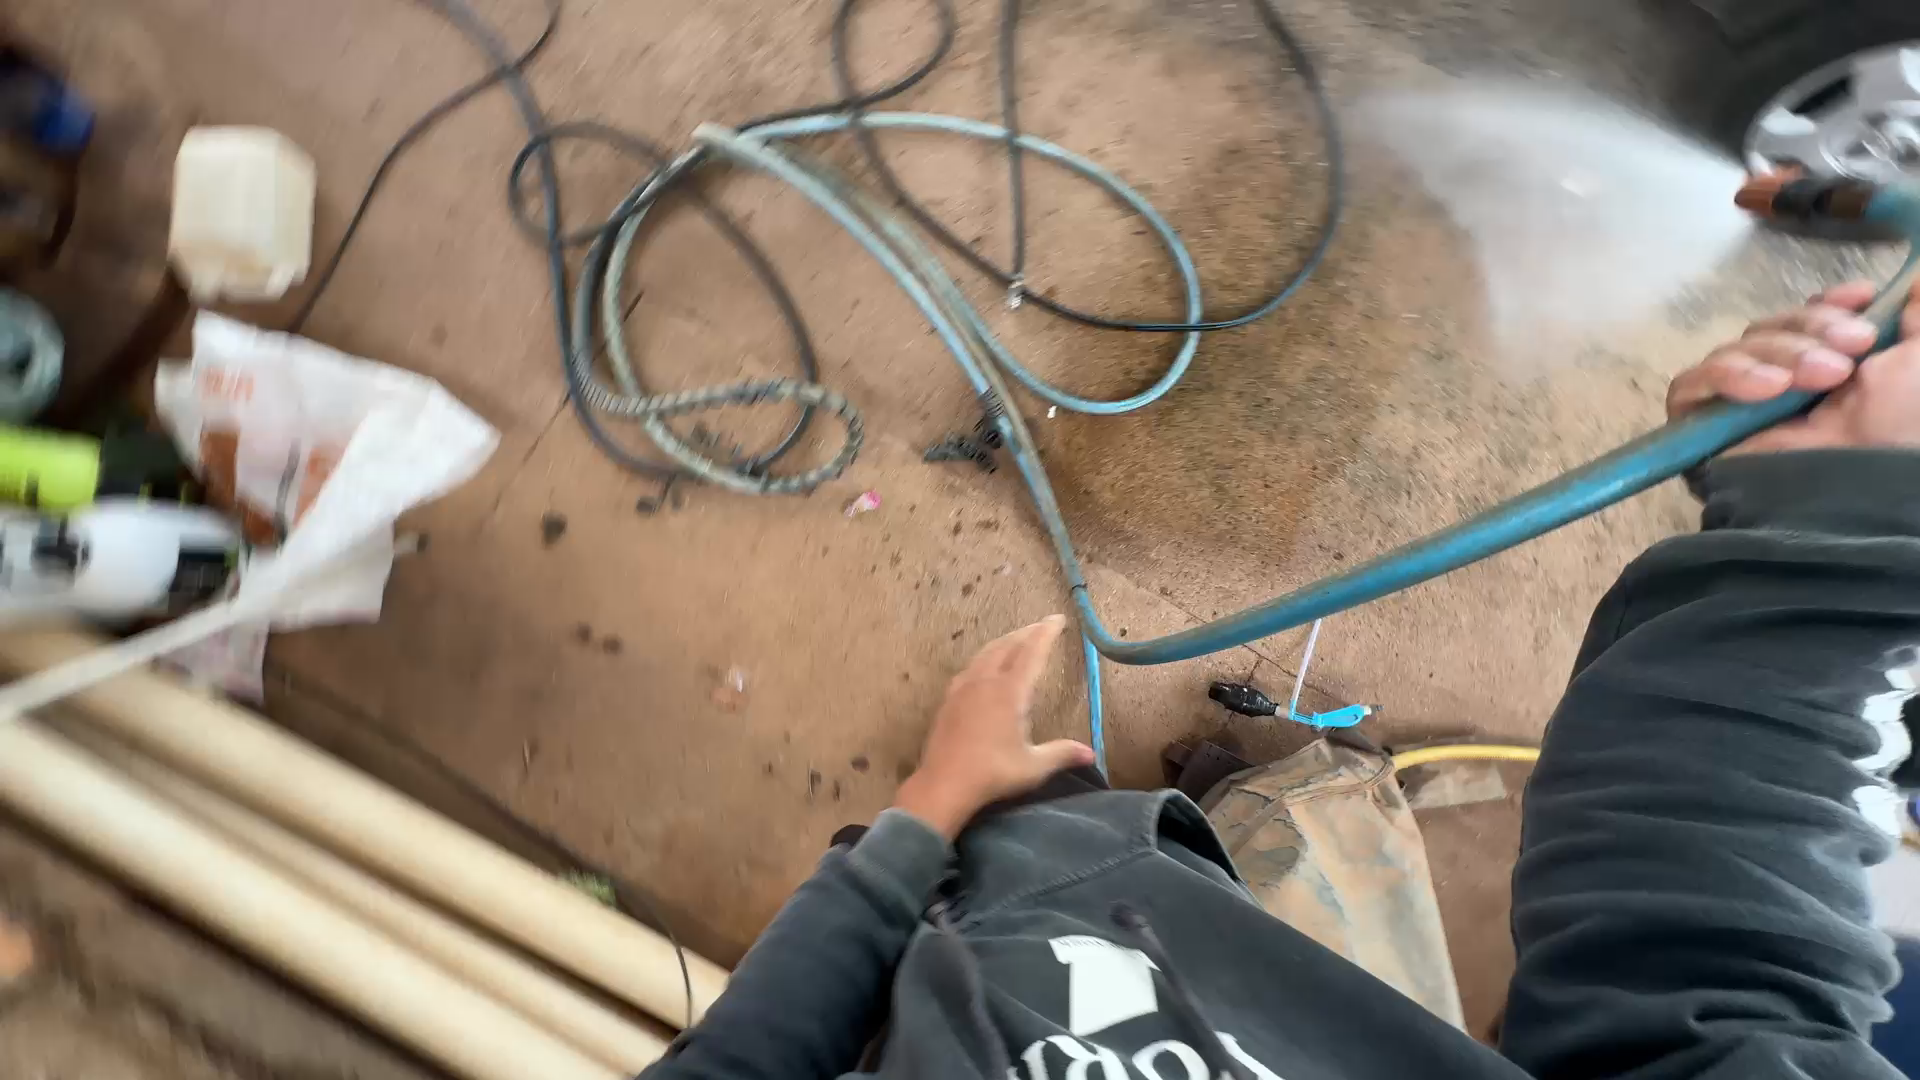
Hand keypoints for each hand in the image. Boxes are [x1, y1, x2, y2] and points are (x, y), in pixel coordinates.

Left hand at [893, 614, 1095, 839]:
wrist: (943, 784)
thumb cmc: (992, 774)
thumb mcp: (1032, 767)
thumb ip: (1061, 754)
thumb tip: (1091, 754)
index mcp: (1009, 693)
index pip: (1032, 653)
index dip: (1046, 634)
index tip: (1057, 619)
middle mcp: (986, 682)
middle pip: (1007, 646)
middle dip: (1026, 633)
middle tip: (1041, 626)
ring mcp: (964, 688)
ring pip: (986, 653)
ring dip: (1004, 642)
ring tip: (1017, 639)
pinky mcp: (949, 698)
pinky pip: (971, 666)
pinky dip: (986, 656)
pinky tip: (985, 666)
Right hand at [1667, 278, 1919, 453]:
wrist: (1849, 478)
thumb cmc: (1903, 424)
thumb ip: (1919, 313)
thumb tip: (1910, 279)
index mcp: (1833, 366)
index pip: (1806, 320)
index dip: (1824, 306)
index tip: (1855, 298)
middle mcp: (1779, 379)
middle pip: (1769, 327)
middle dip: (1809, 330)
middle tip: (1851, 350)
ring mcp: (1732, 400)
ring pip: (1734, 348)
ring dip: (1778, 355)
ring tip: (1814, 381)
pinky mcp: (1695, 418)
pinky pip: (1691, 381)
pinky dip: (1726, 376)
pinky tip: (1765, 390)